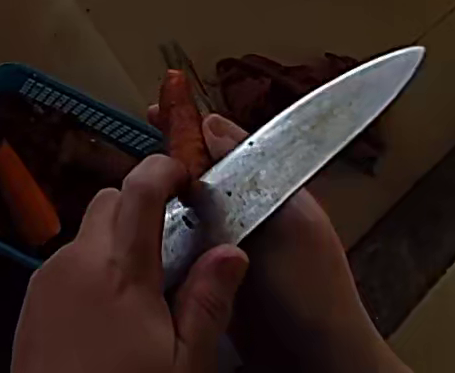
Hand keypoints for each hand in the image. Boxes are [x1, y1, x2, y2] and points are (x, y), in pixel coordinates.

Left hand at [12, 153, 249, 372]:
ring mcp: (49, 278)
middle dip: (140, 209)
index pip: (140, 186)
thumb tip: (231, 253)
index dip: (165, 169)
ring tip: (138, 296)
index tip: (185, 178)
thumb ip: (207, 304)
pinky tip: (105, 317)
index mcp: (120, 269)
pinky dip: (90, 268)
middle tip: (167, 248)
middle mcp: (78, 260)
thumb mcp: (183, 369)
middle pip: (111, 200)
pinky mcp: (31, 300)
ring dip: (114, 242)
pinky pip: (67, 261)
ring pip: (88, 230)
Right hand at [152, 109, 406, 372]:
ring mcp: (227, 239)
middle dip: (170, 148)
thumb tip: (212, 122)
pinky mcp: (210, 271)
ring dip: (162, 188)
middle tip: (145, 131)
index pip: (223, 141)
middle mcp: (245, 207)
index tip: (160, 108)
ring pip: (186, 201)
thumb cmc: (316, 292)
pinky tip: (142, 223)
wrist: (320, 366)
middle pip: (201, 167)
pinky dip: (162, 228)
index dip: (190, 122)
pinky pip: (180, 240)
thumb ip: (255, 170)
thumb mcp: (290, 220)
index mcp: (268, 184)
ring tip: (135, 175)